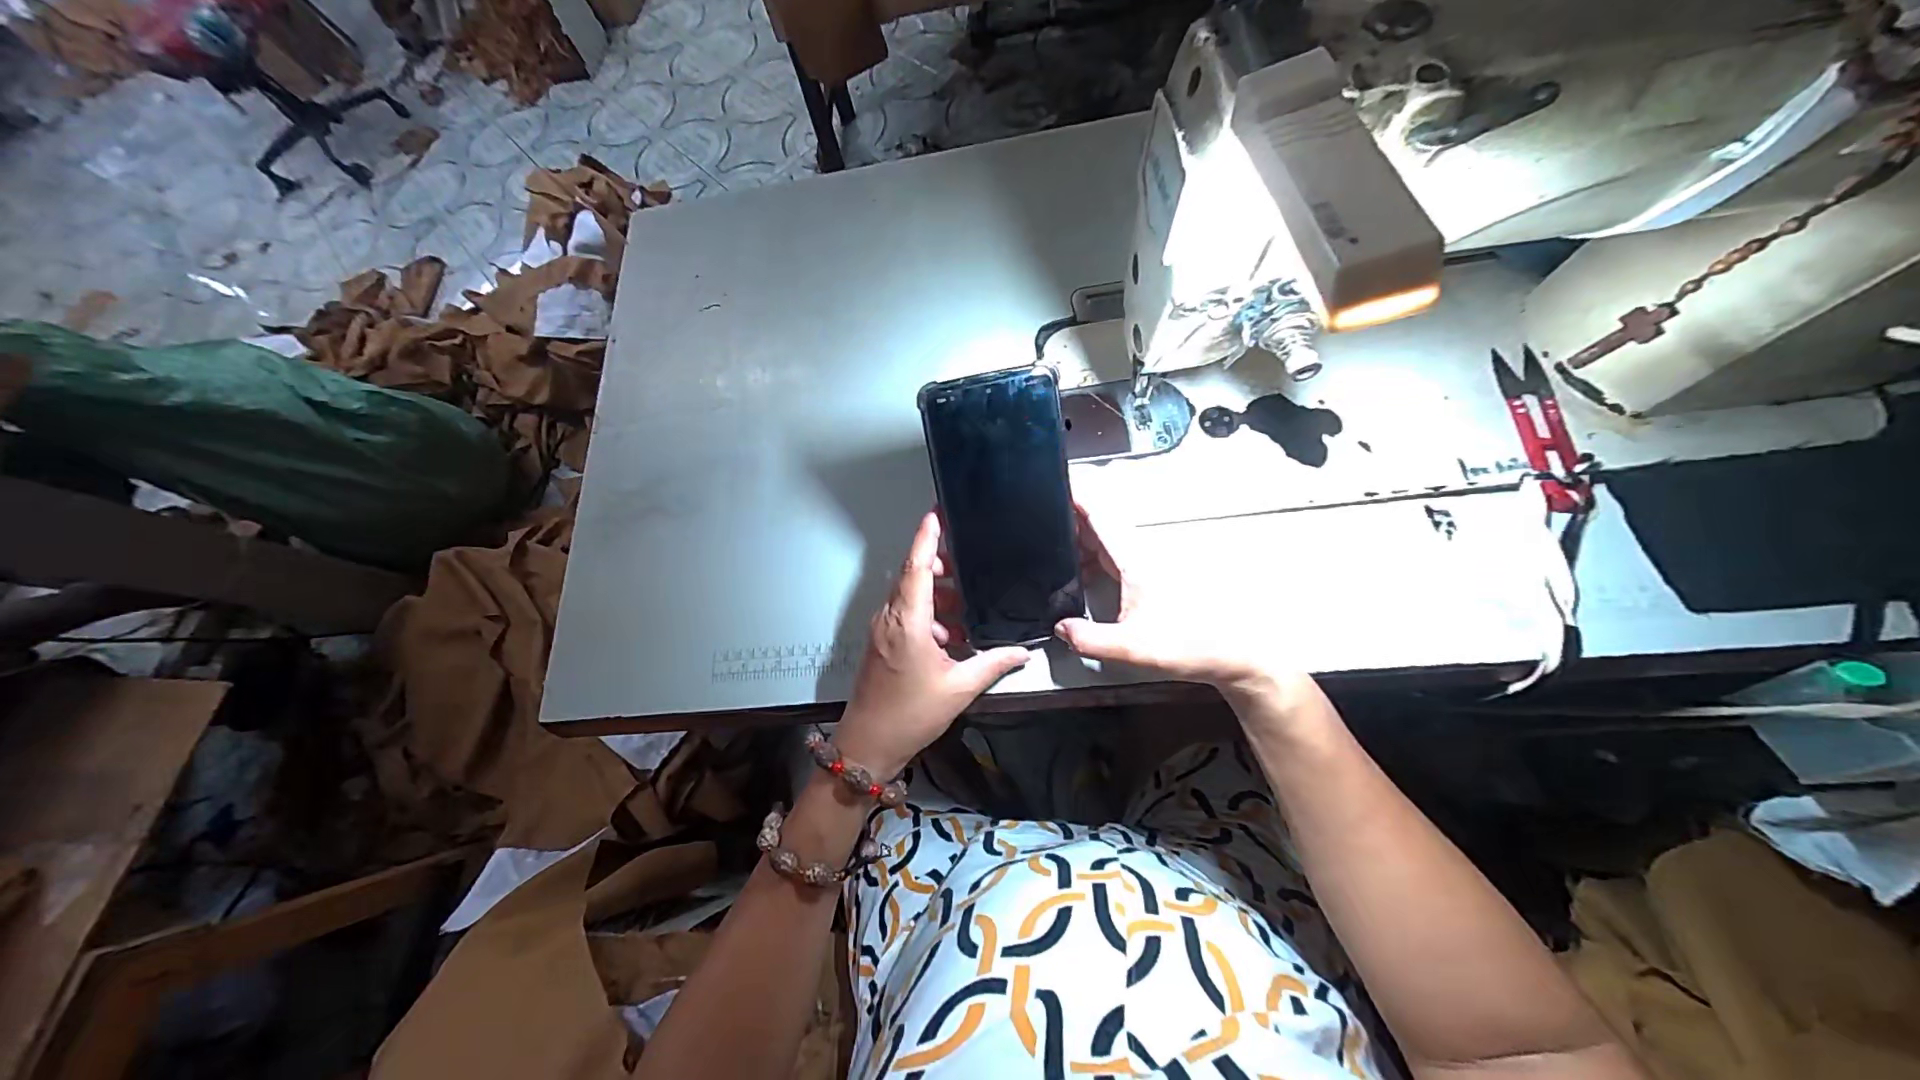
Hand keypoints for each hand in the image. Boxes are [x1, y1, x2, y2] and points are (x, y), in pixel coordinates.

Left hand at [835, 512, 1032, 776]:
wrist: (869, 743)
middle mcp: (890, 619)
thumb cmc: (910, 715)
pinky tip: (953, 635)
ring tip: (967, 605)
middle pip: (913, 576)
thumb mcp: (959, 688)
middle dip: (940, 563)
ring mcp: (883, 630)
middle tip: (968, 560)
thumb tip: (1022, 652)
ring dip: (938, 594)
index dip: (927, 537)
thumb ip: (993, 663)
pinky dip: (930, 614)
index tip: (937, 512)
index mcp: (907, 622)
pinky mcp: (882, 642)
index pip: (916, 567)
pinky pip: (906, 614)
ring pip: (910, 595)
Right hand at [1053, 502, 1291, 695]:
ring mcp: (1148, 564)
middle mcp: (1141, 556)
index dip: (1078, 500)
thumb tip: (1062, 630)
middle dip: (1072, 526)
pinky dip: (1096, 560)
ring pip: (1108, 541)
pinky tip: (1086, 579)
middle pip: (1100, 526)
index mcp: (1134, 561)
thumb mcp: (1131, 647)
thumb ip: (1089, 639)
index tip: (1059, 490)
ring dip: (1083, 545)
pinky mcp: (1152, 576)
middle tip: (1046, 533)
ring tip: (1061, 559)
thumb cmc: (1191, 644)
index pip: (1100, 518)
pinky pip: (1115, 557)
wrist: (1231, 652)